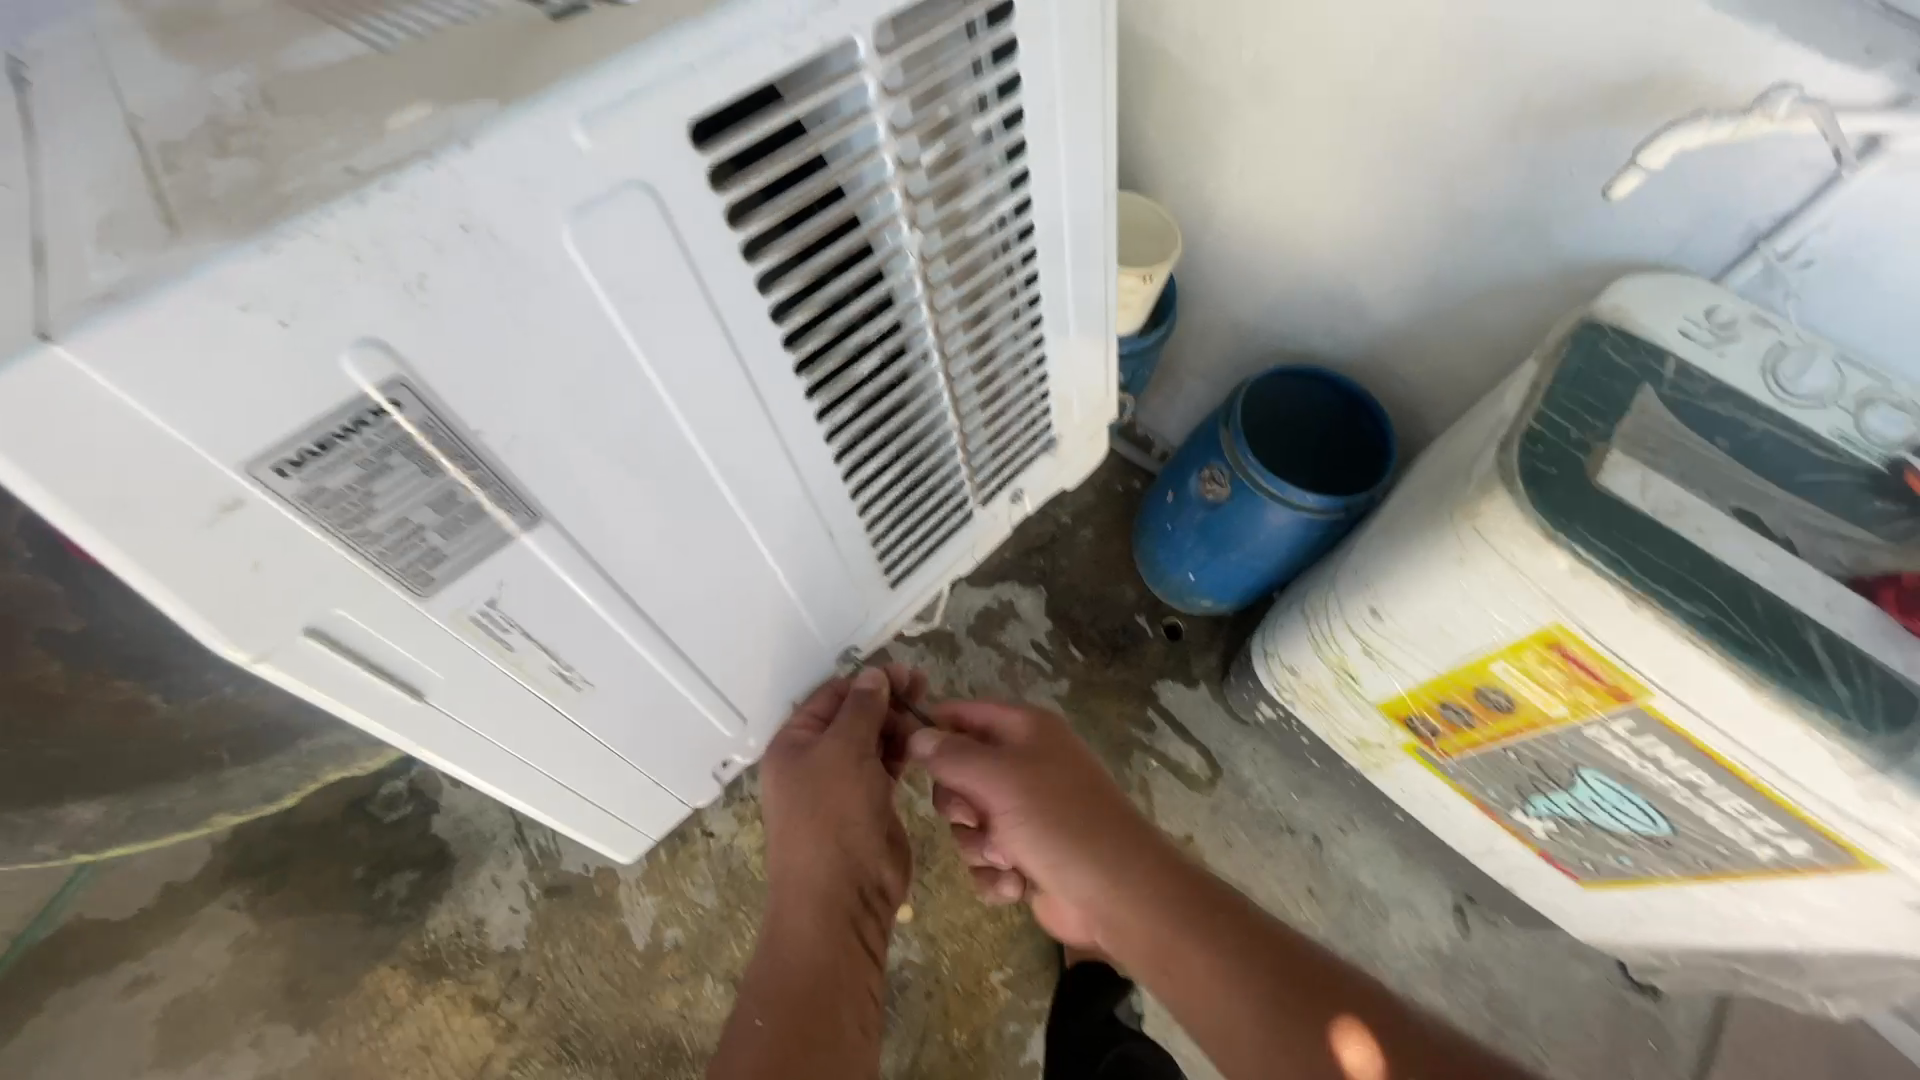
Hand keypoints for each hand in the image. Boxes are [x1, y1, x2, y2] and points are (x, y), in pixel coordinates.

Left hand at [759, 665, 926, 922]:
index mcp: (794, 744)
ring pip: (871, 740)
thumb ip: (861, 709)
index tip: (903, 671)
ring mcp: (843, 785)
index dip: (864, 681)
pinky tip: (924, 741)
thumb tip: (873, 674)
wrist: (841, 900)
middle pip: (852, 716)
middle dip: (885, 699)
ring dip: (897, 724)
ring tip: (929, 711)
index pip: (830, 697)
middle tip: (924, 685)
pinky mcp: (869, 806)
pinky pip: (885, 766)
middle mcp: (815, 762)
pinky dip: (903, 751)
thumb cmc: (832, 819)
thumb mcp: (843, 752)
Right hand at [907, 702, 1168, 949]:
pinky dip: (994, 873)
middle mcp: (1024, 765)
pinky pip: (984, 858)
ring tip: (1008, 855)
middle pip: (958, 773)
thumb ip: (951, 754)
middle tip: (977, 816)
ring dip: (979, 844)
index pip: (963, 714)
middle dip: (959, 804)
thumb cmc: (1057, 820)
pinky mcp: (1025, 856)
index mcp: (1025, 730)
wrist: (1116, 893)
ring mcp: (1025, 813)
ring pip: (967, 822)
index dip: (932, 729)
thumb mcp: (999, 777)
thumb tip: (916, 734)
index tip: (902, 754)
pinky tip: (1017, 882)